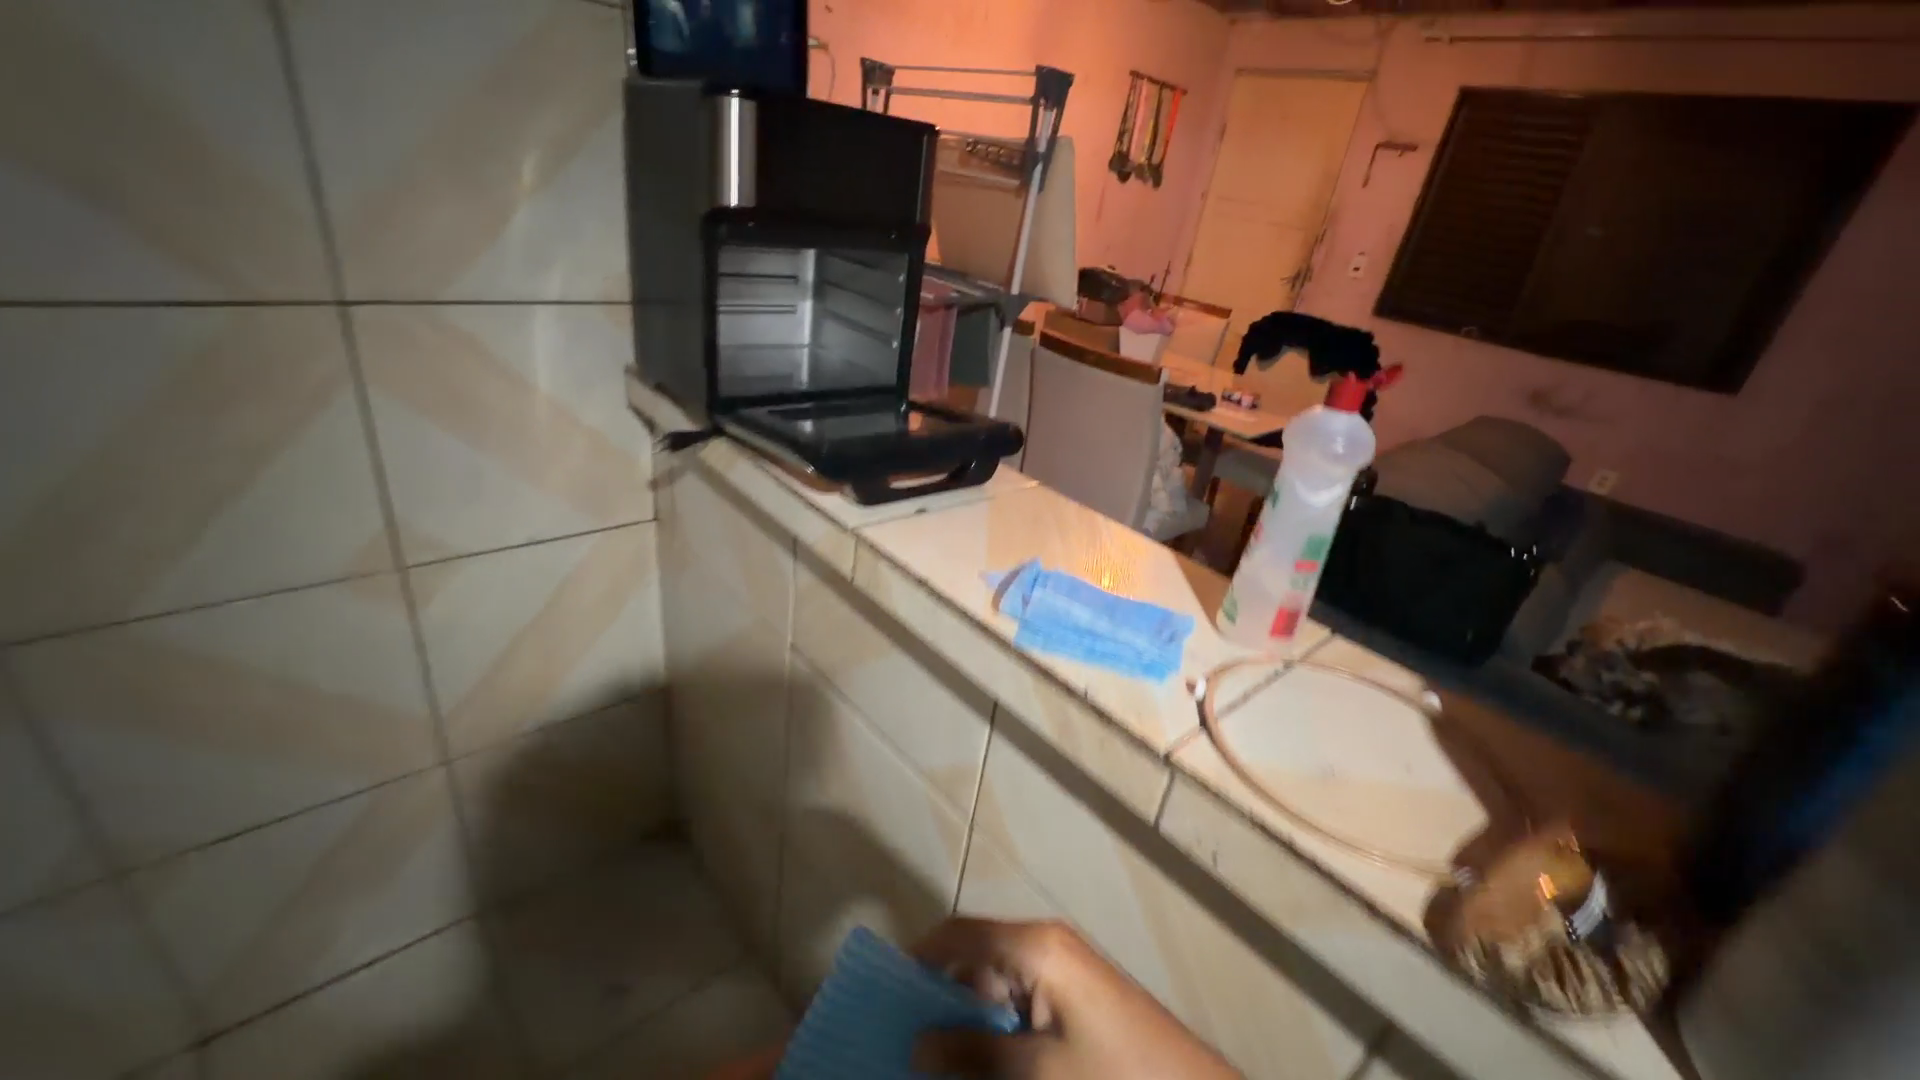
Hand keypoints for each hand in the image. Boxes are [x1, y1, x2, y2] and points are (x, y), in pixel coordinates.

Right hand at [912, 917, 1240, 1078]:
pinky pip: (1020, 1001)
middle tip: (904, 1038)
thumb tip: (916, 1044)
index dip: (917, 957)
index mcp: (1034, 946)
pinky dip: (995, 1027)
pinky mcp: (1075, 996)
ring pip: (995, 984)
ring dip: (966, 1018)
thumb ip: (973, 1054)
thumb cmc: (1113, 1074)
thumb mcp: (1037, 1072)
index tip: (882, 993)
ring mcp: (1063, 969)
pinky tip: (981, 1062)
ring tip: (934, 1058)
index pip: (958, 934)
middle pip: (974, 958)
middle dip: (938, 996)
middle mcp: (1045, 945)